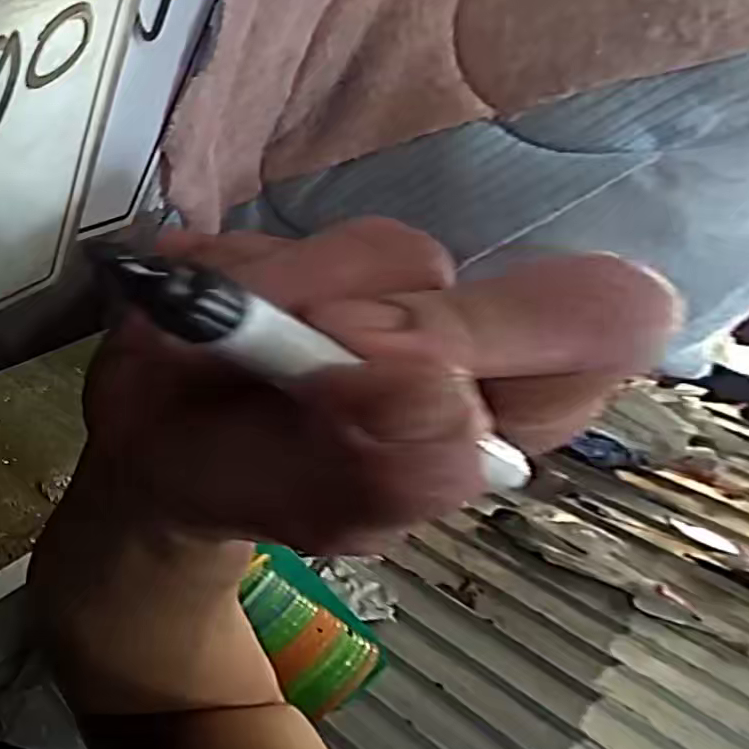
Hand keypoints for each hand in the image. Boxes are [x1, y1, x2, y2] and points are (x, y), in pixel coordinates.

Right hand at [32, 218, 676, 715]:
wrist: (155, 459)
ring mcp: (338, 275)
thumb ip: (399, 466)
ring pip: (314, 243)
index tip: (356, 352)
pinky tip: (174, 315)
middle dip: (306, 299)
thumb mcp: (328, 510)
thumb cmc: (249, 489)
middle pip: (413, 260)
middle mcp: (431, 317)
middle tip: (235, 338)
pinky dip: (194, 276)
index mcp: (495, 392)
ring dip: (238, 292)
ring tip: (183, 348)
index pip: (592, 312)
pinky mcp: (262, 251)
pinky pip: (236, 238)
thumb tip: (410, 375)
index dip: (485, 321)